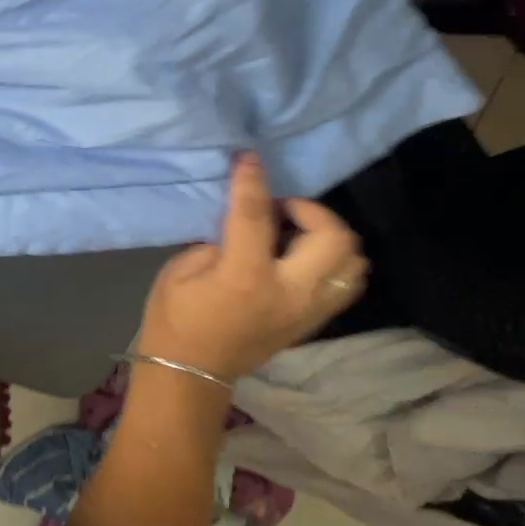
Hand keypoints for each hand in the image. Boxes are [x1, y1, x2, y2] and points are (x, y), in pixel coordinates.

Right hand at [134, 152, 368, 383]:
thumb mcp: (180, 272)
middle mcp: (290, 291)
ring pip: (352, 261)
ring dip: (327, 236)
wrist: (191, 367)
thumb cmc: (173, 317)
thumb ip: (216, 245)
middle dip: (309, 211)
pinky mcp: (317, 318)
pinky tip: (299, 255)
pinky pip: (345, 280)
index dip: (252, 181)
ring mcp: (311, 308)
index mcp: (245, 277)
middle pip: (334, 238)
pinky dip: (331, 260)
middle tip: (278, 207)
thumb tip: (242, 228)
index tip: (249, 158)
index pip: (254, 216)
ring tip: (293, 231)